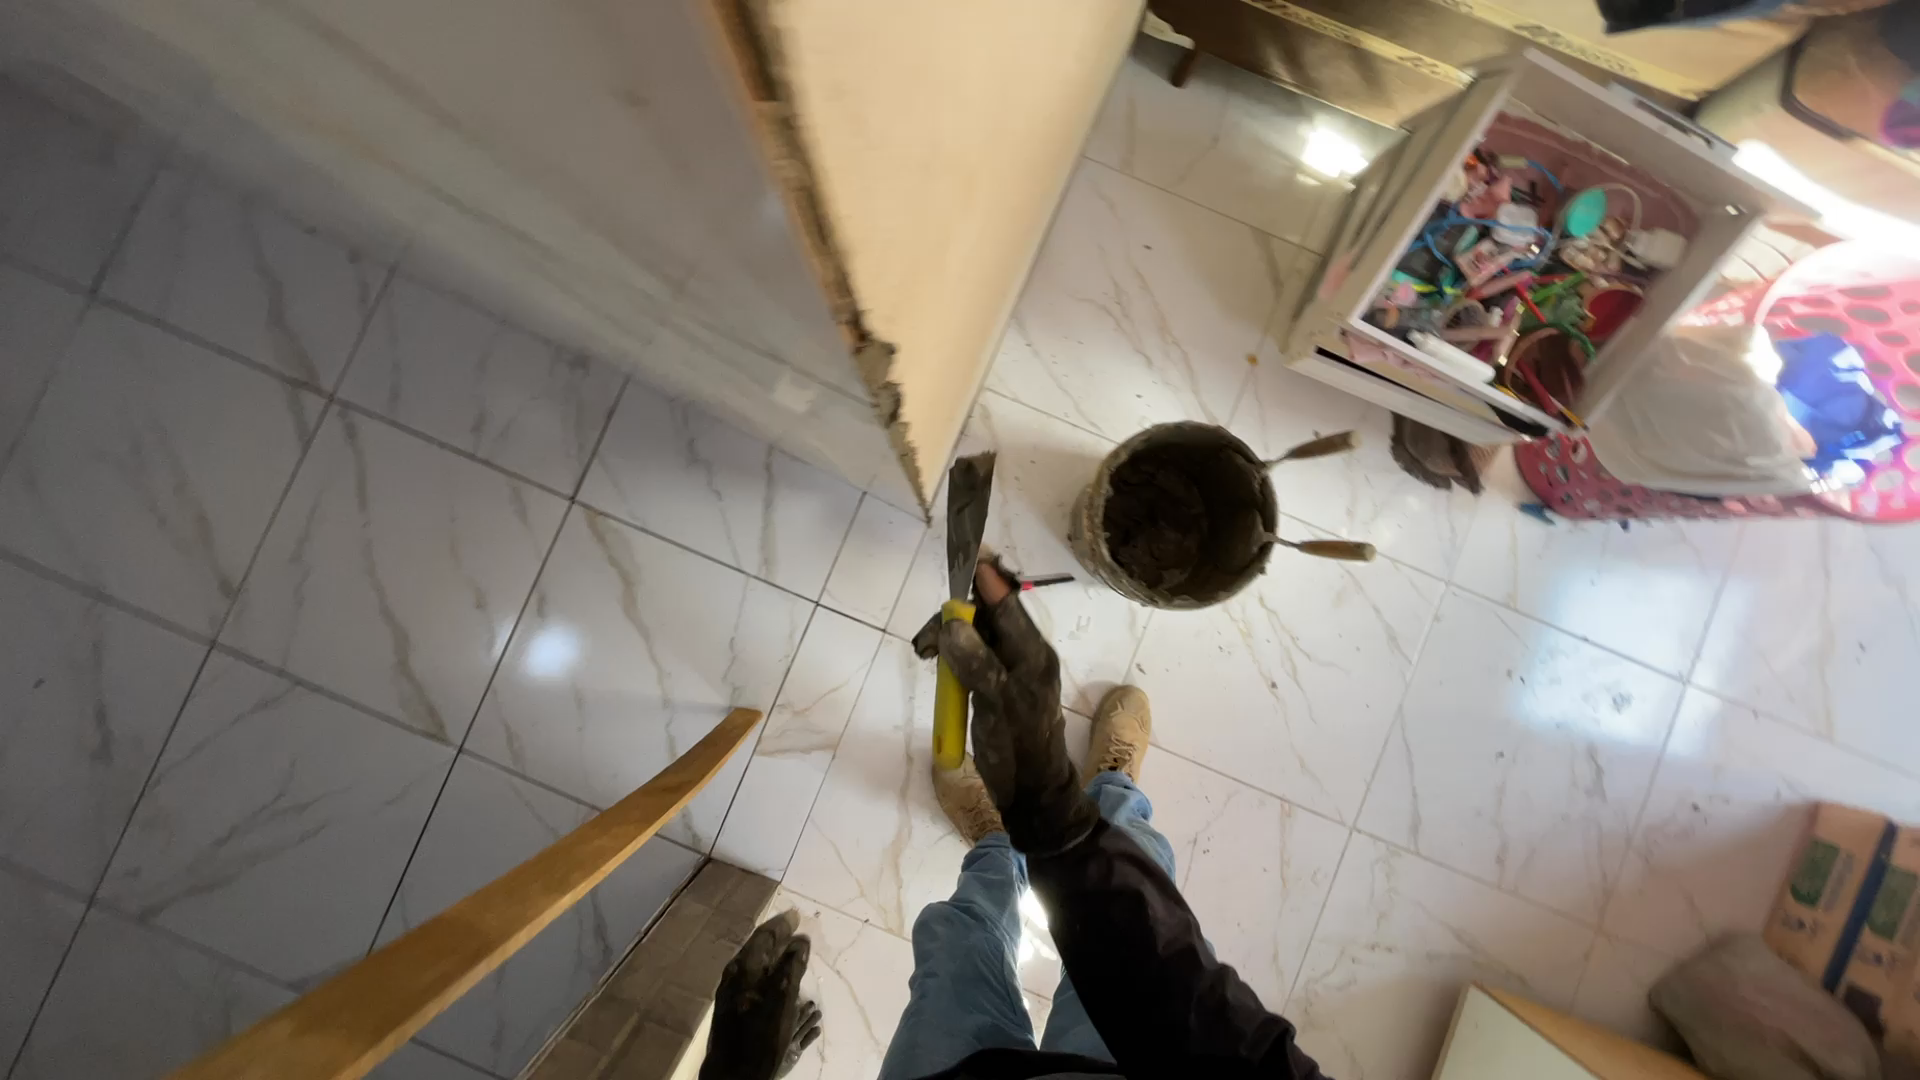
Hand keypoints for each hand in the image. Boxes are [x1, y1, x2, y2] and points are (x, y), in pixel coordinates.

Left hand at [700, 911, 821, 1079]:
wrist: (733, 1077)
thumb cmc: (760, 1035)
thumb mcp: (783, 998)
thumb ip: (792, 966)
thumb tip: (801, 939)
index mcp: (744, 966)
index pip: (765, 935)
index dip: (783, 924)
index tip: (797, 915)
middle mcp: (734, 974)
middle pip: (758, 948)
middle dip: (778, 938)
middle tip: (796, 931)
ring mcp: (730, 992)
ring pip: (755, 964)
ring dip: (774, 956)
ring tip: (791, 954)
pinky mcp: (731, 1009)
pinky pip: (753, 980)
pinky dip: (768, 973)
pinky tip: (778, 980)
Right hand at [938, 561, 1096, 854]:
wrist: (1029, 790)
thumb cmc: (1017, 748)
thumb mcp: (996, 706)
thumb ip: (977, 663)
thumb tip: (951, 625)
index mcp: (1031, 652)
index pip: (1007, 601)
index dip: (986, 577)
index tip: (965, 554)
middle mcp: (1022, 651)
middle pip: (985, 614)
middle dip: (953, 618)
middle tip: (924, 643)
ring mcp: (1008, 666)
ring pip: (973, 633)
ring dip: (947, 636)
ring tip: (925, 655)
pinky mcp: (994, 680)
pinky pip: (969, 653)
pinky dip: (950, 654)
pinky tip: (935, 663)